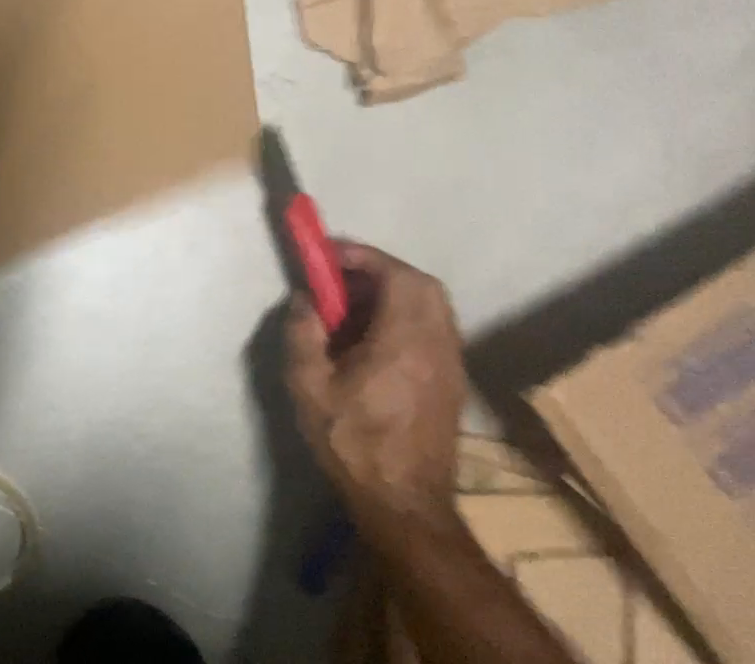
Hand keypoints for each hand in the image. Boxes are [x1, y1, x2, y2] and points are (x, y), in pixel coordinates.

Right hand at [287, 242, 466, 525]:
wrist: (403, 499)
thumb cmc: (351, 439)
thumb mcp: (308, 384)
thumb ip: (303, 333)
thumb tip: (305, 299)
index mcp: (405, 342)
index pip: (399, 276)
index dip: (364, 256)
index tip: (327, 254)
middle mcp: (438, 345)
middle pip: (423, 285)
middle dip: (379, 269)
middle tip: (336, 275)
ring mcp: (450, 364)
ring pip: (431, 306)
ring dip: (391, 292)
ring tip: (346, 305)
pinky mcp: (450, 380)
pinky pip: (432, 327)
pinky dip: (401, 314)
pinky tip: (367, 336)